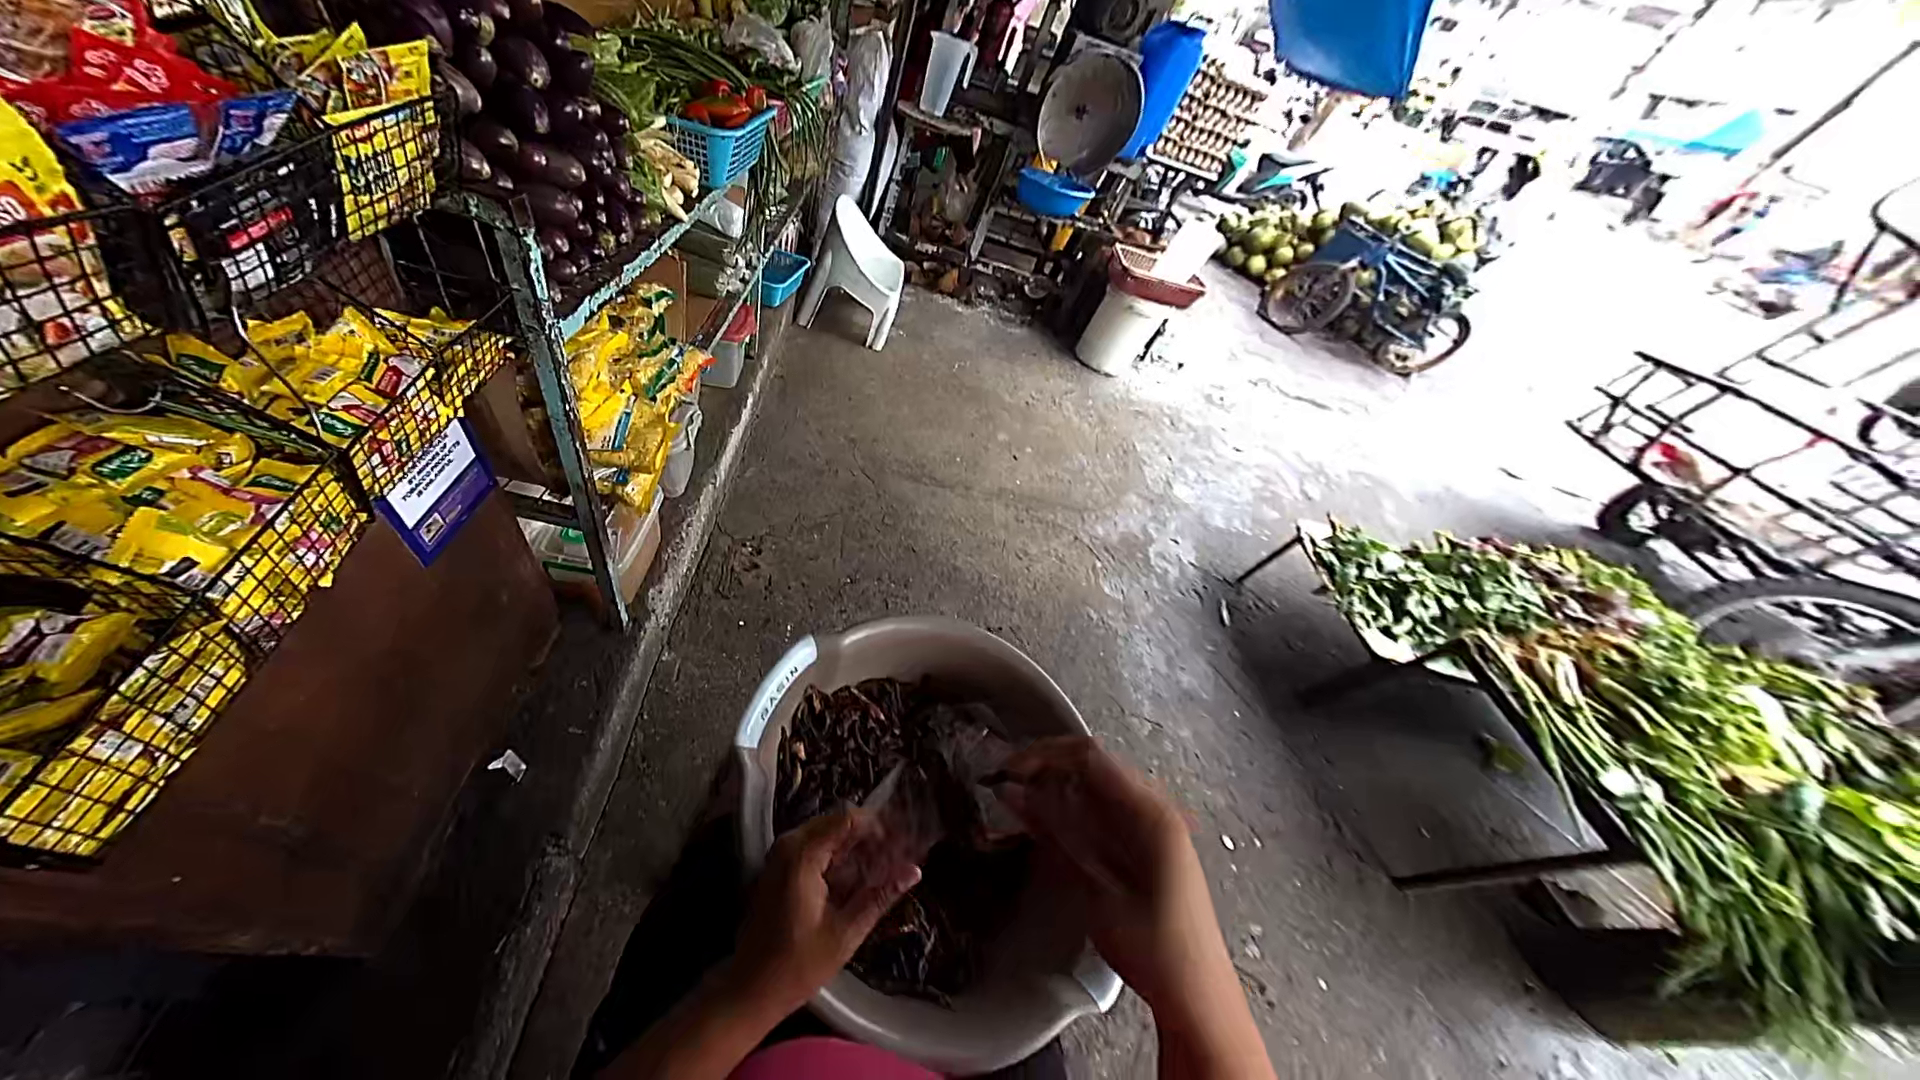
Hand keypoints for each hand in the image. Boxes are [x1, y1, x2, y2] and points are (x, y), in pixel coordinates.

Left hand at [733, 809, 920, 1014]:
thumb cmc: (796, 965)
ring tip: (888, 867)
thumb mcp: (846, 932)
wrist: (749, 991)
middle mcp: (789, 845)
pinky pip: (818, 849)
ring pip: (830, 836)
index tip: (904, 841)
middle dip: (872, 838)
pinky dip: (841, 859)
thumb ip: (880, 895)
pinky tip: (863, 878)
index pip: (848, 819)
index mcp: (801, 855)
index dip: (880, 827)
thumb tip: (913, 871)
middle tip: (900, 855)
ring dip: (859, 848)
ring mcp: (782, 855)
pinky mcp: (782, 868)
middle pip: (840, 824)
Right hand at [992, 737, 1226, 1013]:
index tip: (1007, 770)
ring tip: (1020, 804)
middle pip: (1092, 764)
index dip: (1043, 755)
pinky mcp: (1145, 842)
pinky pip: (1102, 809)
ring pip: (1094, 786)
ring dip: (1056, 789)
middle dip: (1046, 768)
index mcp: (1150, 810)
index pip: (1088, 756)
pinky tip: (1049, 825)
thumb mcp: (1096, 887)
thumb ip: (1055, 831)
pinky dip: (1071, 811)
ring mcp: (1152, 823)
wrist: (1199, 998)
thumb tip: (1013, 791)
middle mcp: (1155, 806)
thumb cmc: (1155, 947)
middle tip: (1007, 786)